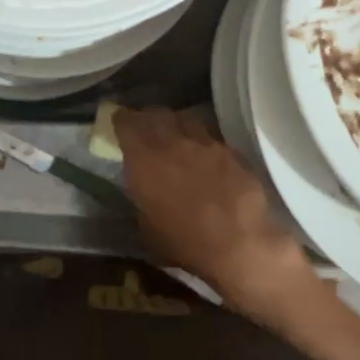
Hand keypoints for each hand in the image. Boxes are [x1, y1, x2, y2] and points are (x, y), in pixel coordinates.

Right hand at [115, 107, 320, 318]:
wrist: (239, 245)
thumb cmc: (185, 243)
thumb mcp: (147, 228)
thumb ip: (142, 199)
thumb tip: (144, 190)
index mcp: (144, 161)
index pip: (126, 123)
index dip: (121, 120)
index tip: (119, 122)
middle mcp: (173, 143)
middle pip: (157, 114)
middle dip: (148, 117)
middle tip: (146, 126)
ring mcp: (206, 144)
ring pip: (187, 120)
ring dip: (178, 125)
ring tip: (178, 137)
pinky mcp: (233, 153)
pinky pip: (213, 139)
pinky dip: (205, 143)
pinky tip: (207, 159)